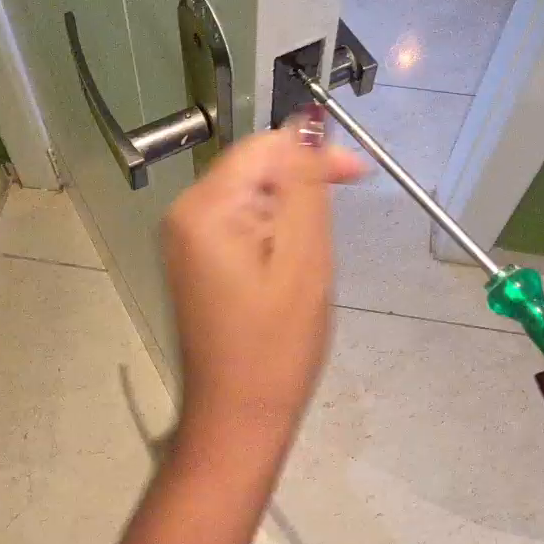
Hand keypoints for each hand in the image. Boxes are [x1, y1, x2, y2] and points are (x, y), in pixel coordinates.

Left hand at [162, 116, 364, 451]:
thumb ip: (304, 184)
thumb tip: (305, 124)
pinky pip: (239, 228)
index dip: (312, 153)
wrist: (237, 418)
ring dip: (289, 218)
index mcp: (204, 208)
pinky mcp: (193, 264)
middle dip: (301, 190)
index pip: (263, 148)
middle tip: (333, 236)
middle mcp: (183, 215)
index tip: (360, 175)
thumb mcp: (304, 259)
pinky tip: (288, 274)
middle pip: (254, 172)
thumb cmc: (276, 347)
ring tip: (311, 265)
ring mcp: (183, 241)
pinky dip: (271, 239)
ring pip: (251, 201)